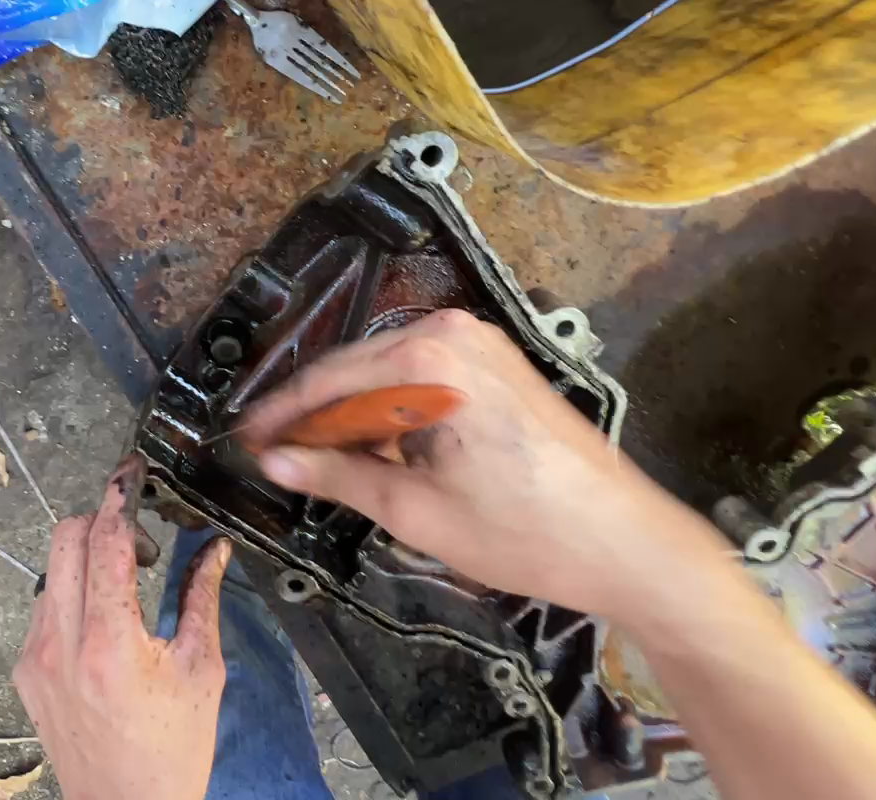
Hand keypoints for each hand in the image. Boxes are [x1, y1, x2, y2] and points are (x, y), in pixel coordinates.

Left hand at [12, 459, 234, 799]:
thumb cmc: (171, 751)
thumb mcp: (202, 669)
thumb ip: (202, 595)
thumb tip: (213, 546)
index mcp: (111, 642)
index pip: (107, 538)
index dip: (122, 493)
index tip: (132, 470)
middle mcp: (62, 642)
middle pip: (67, 536)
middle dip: (104, 519)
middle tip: (139, 542)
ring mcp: (36, 655)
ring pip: (52, 564)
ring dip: (88, 554)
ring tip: (124, 585)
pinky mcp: (26, 667)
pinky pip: (45, 600)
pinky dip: (73, 587)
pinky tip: (102, 616)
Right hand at [240, 309, 726, 620]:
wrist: (629, 543)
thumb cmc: (523, 531)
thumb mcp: (414, 509)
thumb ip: (335, 475)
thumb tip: (272, 460)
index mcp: (429, 358)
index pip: (328, 380)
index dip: (282, 413)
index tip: (247, 437)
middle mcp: (450, 332)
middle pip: (354, 369)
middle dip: (313, 413)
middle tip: (275, 450)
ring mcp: (476, 340)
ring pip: (384, 371)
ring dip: (351, 412)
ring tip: (318, 455)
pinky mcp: (493, 359)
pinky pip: (419, 374)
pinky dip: (390, 408)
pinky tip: (375, 444)